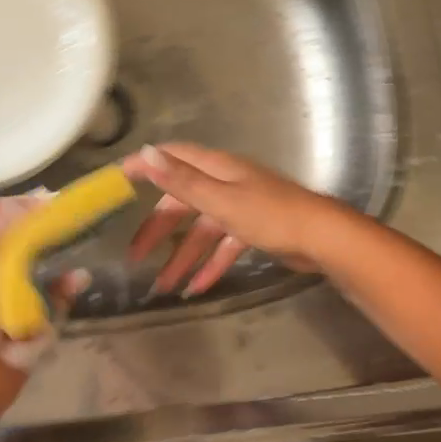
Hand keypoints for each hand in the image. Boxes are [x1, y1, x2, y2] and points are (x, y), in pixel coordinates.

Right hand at [122, 142, 358, 295]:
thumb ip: (181, 181)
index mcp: (217, 168)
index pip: (173, 158)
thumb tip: (145, 153)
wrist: (323, 239)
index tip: (117, 179)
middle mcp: (226, 182)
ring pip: (201, 230)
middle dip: (158, 229)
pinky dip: (210, 265)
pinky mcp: (254, 229)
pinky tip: (197, 289)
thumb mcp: (220, 200)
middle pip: (182, 202)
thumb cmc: (270, 215)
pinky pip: (222, 246)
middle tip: (136, 257)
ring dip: (183, 257)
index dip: (145, 165)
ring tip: (164, 287)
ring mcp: (241, 207)